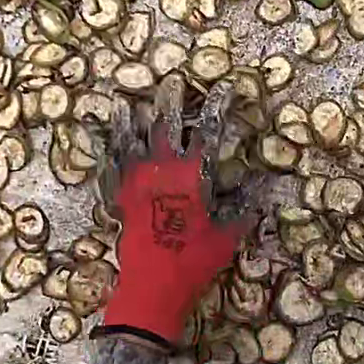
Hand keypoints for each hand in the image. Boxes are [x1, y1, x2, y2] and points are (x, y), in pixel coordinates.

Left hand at [98, 80, 249, 350]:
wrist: (152, 285)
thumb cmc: (194, 261)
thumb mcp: (227, 236)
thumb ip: (244, 208)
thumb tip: (264, 186)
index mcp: (195, 174)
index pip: (211, 128)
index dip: (222, 103)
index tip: (229, 85)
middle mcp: (164, 168)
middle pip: (167, 121)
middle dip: (173, 98)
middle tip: (175, 79)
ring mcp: (136, 178)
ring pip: (132, 136)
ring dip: (132, 116)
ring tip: (128, 98)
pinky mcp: (117, 194)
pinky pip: (108, 162)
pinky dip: (104, 144)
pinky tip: (99, 132)